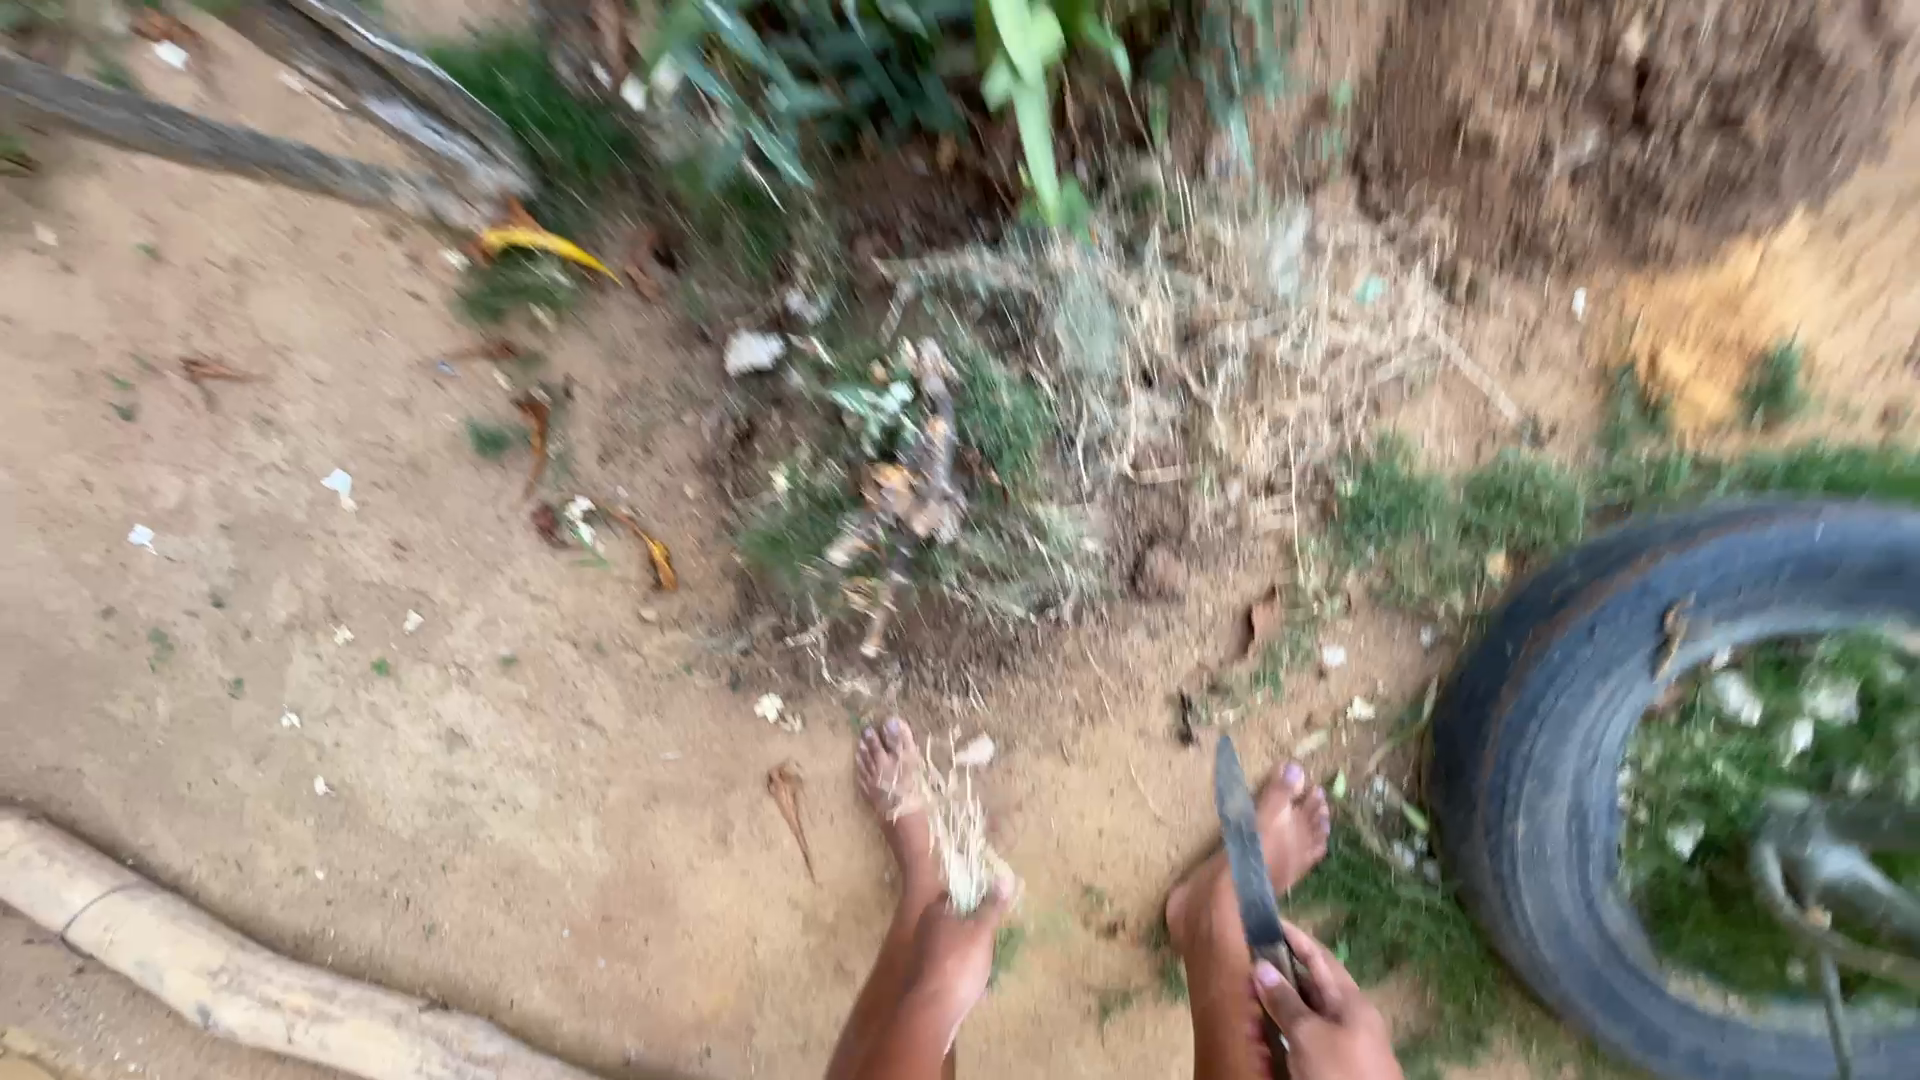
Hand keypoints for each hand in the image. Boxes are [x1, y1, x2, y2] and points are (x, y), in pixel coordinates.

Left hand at [901, 874, 1018, 1044]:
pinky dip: (964, 972)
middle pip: (955, 921)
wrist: (933, 1011)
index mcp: (935, 911)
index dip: (975, 899)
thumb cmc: (958, 963)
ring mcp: (924, 956)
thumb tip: (1004, 878)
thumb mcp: (981, 930)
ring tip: (990, 962)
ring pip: (954, 947)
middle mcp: (925, 929)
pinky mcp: (928, 979)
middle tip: (995, 937)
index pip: (956, 895)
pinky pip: (951, 969)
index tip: (992, 909)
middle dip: (975, 929)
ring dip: (971, 953)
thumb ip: (992, 906)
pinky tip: (979, 985)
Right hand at [1252, 922, 1403, 1079]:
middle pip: (1307, 988)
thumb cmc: (1341, 1075)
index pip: (1319, 957)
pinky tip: (1261, 1045)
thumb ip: (1284, 1000)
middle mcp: (1348, 1020)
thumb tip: (1261, 965)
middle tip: (1245, 972)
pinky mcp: (1333, 1070)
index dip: (1294, 937)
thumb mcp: (1308, 1036)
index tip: (1267, 921)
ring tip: (1247, 1014)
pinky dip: (1280, 1040)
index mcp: (1351, 1002)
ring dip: (1273, 1014)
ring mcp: (1342, 1047)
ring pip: (1301, 1018)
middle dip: (1275, 980)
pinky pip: (1301, 1045)